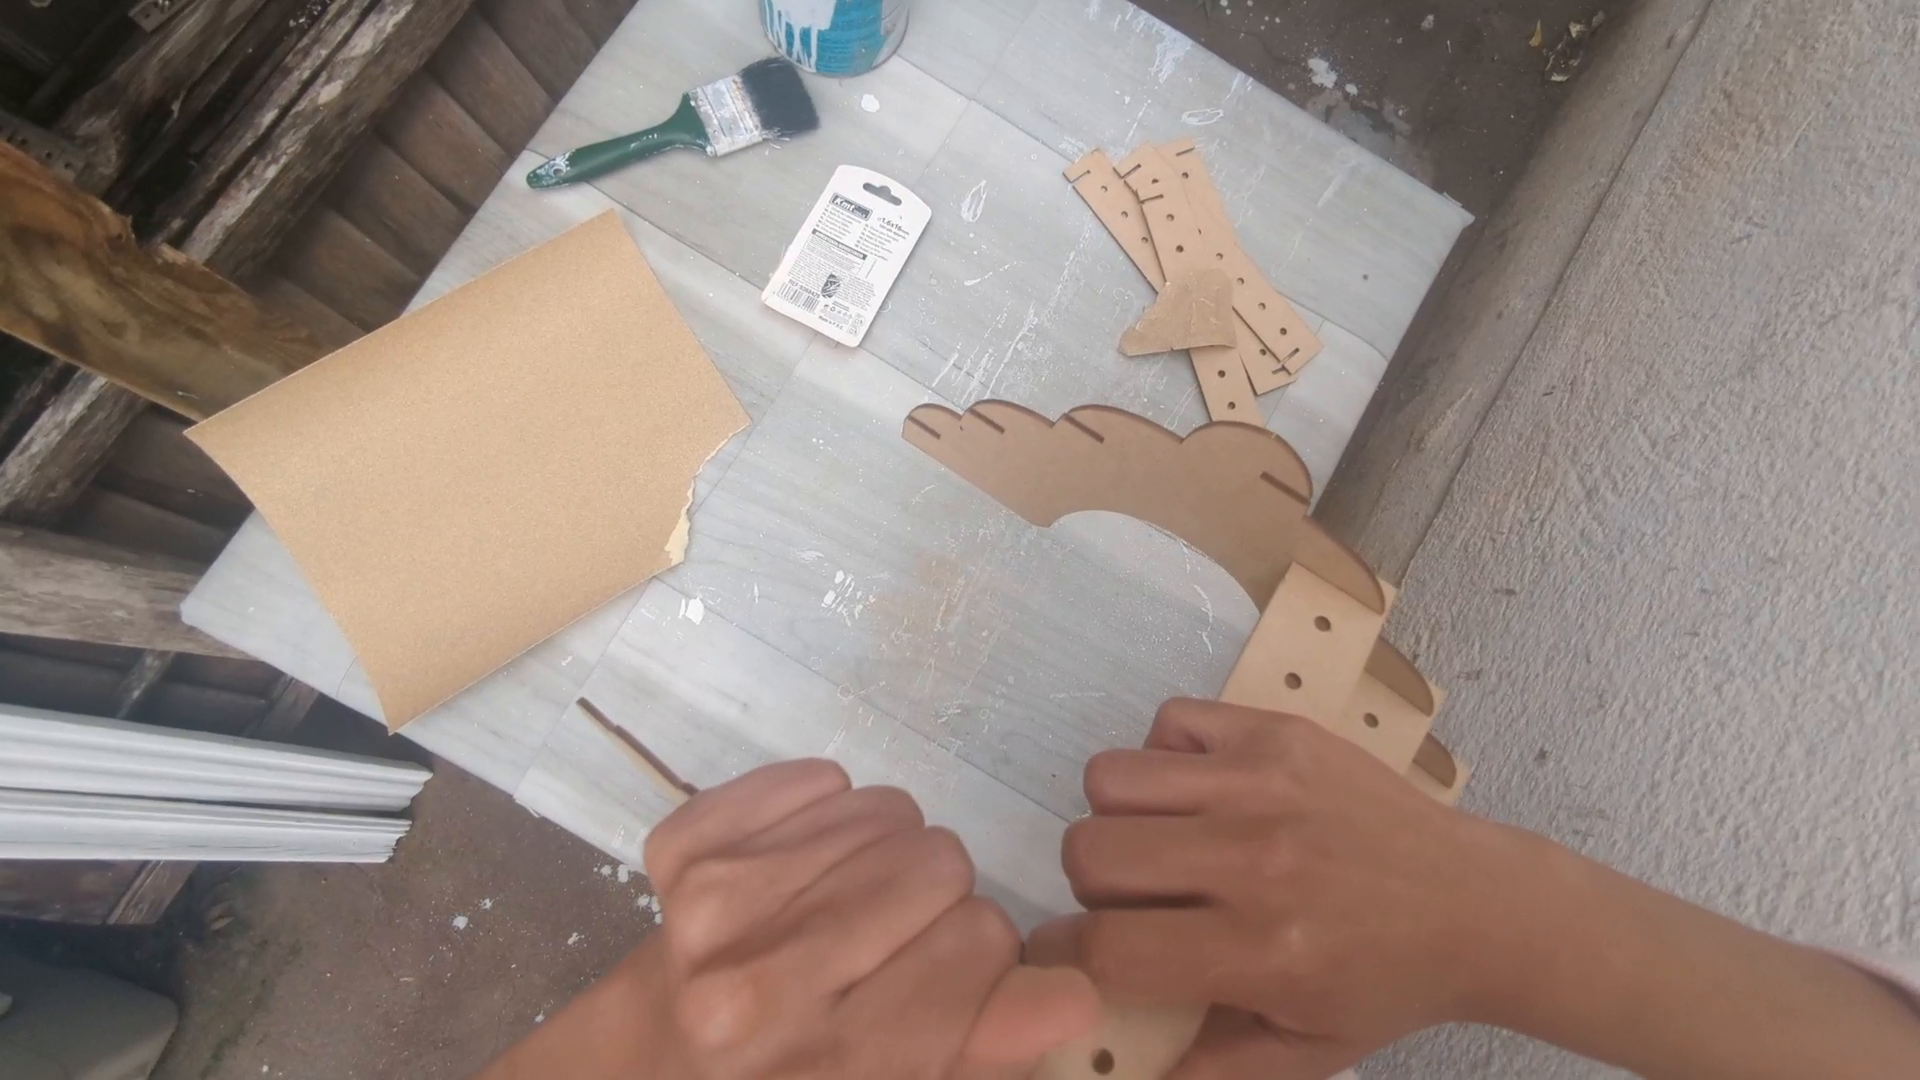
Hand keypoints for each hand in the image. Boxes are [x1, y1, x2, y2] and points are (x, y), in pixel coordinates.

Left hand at [644, 759, 1098, 1078]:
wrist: (651, 1061)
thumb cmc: (796, 1078)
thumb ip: (986, 1041)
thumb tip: (1079, 993)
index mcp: (828, 1067)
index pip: (981, 942)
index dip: (982, 952)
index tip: (946, 972)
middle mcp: (756, 986)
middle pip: (937, 860)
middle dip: (938, 897)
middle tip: (893, 939)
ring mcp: (710, 906)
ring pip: (886, 808)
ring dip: (887, 849)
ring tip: (848, 902)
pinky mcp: (684, 846)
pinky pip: (817, 778)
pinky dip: (827, 809)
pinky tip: (803, 865)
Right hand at [1038, 699, 1529, 1078]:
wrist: (1476, 902)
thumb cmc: (1383, 983)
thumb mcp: (1305, 1053)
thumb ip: (1207, 1069)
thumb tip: (1109, 1066)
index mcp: (1259, 952)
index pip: (1108, 947)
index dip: (1063, 954)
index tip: (1068, 949)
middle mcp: (1253, 859)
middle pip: (1090, 850)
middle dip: (1092, 881)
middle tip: (1135, 892)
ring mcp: (1262, 781)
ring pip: (1111, 777)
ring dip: (1120, 813)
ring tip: (1165, 832)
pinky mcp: (1276, 729)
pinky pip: (1169, 721)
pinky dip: (1168, 753)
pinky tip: (1204, 787)